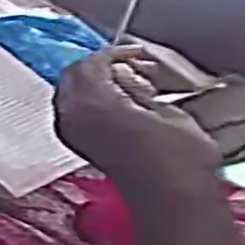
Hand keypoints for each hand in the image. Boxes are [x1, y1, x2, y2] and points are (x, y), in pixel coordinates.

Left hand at [55, 48, 222, 190]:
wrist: (168, 192)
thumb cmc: (179, 153)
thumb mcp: (166, 111)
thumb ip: (137, 89)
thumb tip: (124, 76)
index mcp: (91, 102)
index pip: (89, 65)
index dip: (113, 54)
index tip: (138, 52)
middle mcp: (69, 112)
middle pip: (73, 76)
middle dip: (101, 66)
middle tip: (136, 65)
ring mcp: (66, 127)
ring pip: (70, 91)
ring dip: (94, 82)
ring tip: (131, 83)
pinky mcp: (71, 138)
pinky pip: (72, 108)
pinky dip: (89, 98)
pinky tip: (118, 102)